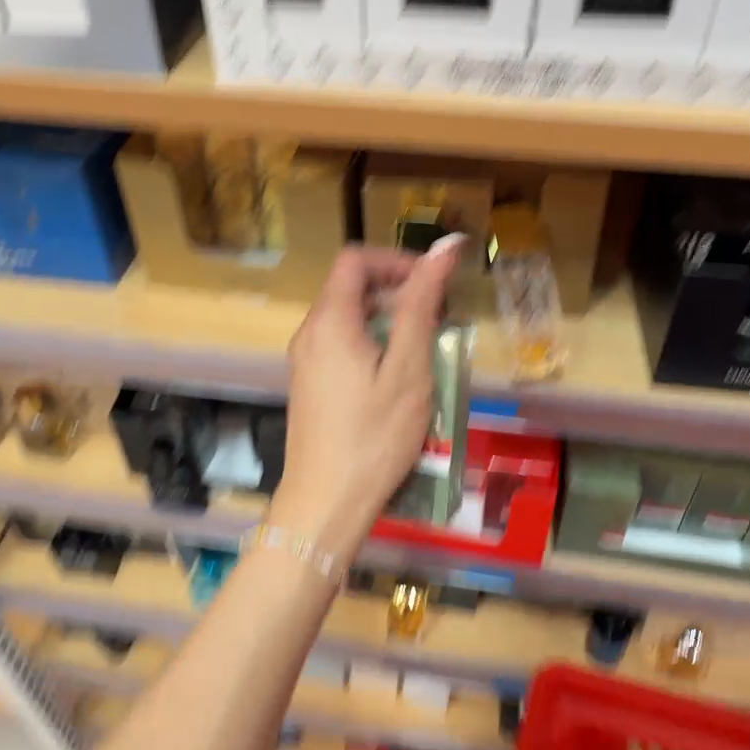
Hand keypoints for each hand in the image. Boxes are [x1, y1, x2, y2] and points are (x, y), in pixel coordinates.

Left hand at [271, 239, 464, 555]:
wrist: (325, 503)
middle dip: (399, 293)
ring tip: (427, 352)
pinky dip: (374, 346)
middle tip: (440, 322)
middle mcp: (310, 332)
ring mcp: (305, 360)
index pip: (356, 259)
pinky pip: (342, 345)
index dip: (397, 261)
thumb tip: (445, 246)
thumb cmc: (374, 435)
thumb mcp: (408, 367)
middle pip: (352, 287)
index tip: (433, 285)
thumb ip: (422, 303)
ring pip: (349, 318)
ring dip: (390, 322)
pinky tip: (400, 380)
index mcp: (330, 320)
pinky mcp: (309, 385)